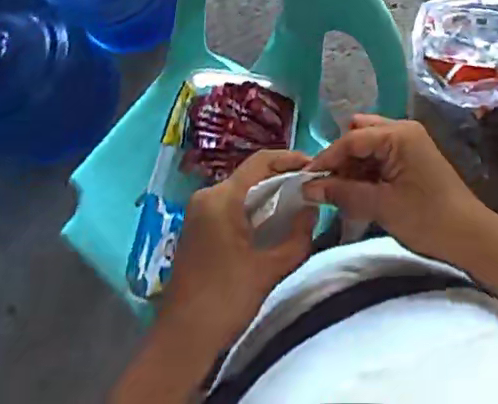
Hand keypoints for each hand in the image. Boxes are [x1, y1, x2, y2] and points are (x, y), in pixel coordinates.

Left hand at [158, 149, 317, 352]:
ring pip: (240, 191)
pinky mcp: (197, 227)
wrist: (182, 339)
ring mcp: (199, 211)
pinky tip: (272, 224)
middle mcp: (207, 196)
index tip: (315, 166)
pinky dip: (252, 209)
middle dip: (281, 179)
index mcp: (221, 198)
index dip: (289, 159)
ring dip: (267, 196)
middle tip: (311, 188)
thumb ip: (296, 237)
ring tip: (298, 205)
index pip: (260, 162)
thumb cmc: (225, 300)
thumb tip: (311, 210)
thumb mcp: (269, 269)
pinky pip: (230, 206)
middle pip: (250, 175)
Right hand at [305, 114, 493, 261]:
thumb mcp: (381, 206)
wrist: (473, 238)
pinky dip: (366, 173)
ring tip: (338, 193)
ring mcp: (409, 143)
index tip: (305, 179)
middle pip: (358, 135)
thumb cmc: (428, 219)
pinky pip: (379, 158)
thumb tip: (309, 188)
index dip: (326, 159)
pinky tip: (357, 193)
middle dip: (340, 159)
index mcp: (398, 134)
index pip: (351, 139)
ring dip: (352, 167)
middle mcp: (402, 130)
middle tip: (325, 185)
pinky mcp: (411, 159)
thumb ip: (343, 192)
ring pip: (368, 147)